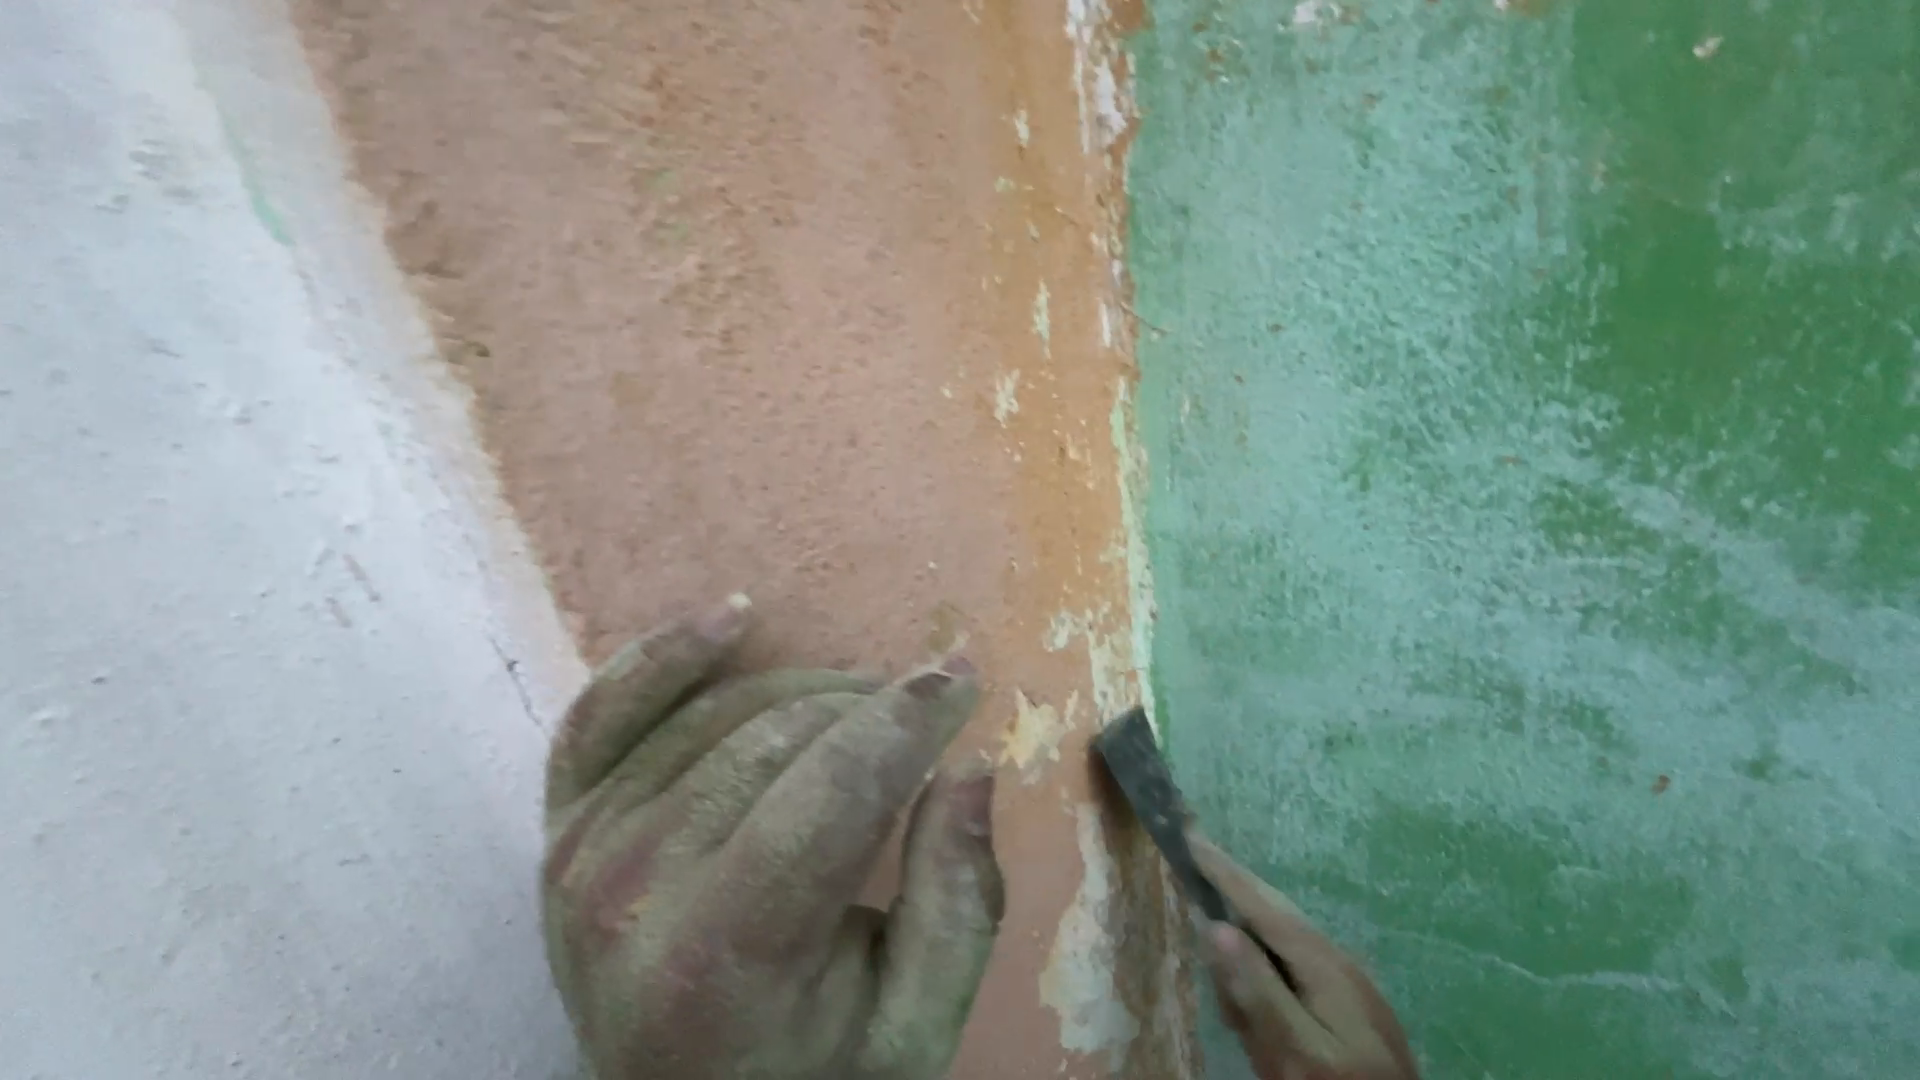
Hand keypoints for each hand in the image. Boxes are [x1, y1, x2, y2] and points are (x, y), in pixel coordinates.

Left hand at [540, 595, 1002, 1079]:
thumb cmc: (813, 1067)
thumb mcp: (915, 1023)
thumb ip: (957, 902)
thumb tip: (969, 767)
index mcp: (724, 955)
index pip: (834, 788)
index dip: (909, 718)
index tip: (964, 676)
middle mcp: (634, 889)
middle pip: (783, 738)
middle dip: (873, 708)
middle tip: (926, 708)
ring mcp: (585, 846)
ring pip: (723, 711)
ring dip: (812, 689)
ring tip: (866, 704)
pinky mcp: (564, 822)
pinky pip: (608, 705)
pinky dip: (670, 651)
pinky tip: (734, 617)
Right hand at [1189, 835, 1419, 1079]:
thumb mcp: (1294, 1049)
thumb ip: (1257, 990)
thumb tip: (1216, 926)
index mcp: (1322, 962)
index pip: (1261, 903)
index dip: (1223, 870)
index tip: (1190, 834)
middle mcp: (1335, 959)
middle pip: (1273, 911)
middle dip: (1233, 889)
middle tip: (1195, 864)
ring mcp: (1345, 981)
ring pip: (1279, 941)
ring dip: (1246, 944)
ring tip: (1231, 986)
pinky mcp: (1345, 1003)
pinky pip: (1291, 968)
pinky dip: (1264, 974)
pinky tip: (1257, 1010)